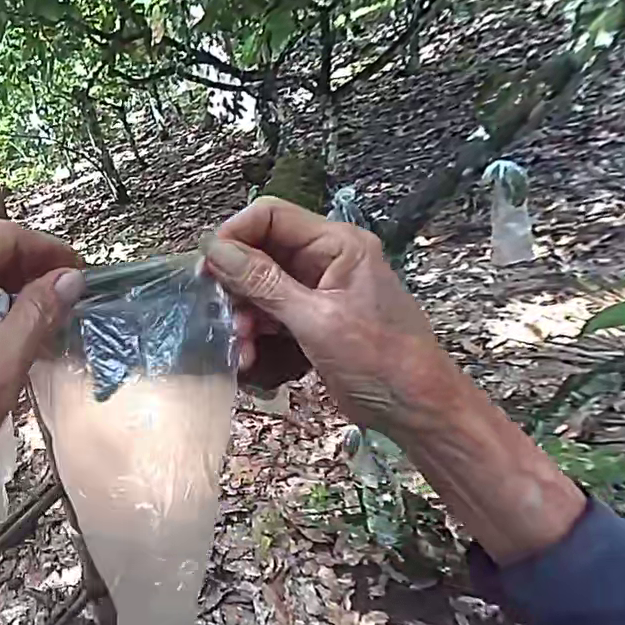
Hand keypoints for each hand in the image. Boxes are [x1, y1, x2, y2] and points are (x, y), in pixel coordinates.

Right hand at [205, 196, 583, 562]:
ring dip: (245, 319)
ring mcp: (317, 292)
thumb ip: (264, 283)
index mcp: (336, 244)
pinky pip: (272, 317)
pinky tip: (251, 360)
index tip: (208, 270)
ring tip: (242, 351)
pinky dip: (258, 336)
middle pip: (260, 255)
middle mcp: (324, 260)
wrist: (416, 408)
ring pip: (261, 290)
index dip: (233, 237)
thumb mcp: (316, 319)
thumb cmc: (379, 360)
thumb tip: (216, 250)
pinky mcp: (312, 321)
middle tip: (228, 323)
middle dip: (237, 289)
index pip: (270, 217)